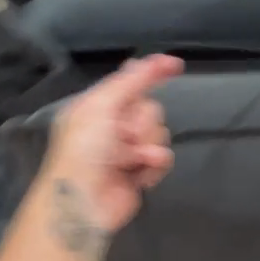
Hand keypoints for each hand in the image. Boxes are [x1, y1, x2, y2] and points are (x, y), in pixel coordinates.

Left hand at [45, 55, 183, 234]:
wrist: (83, 201)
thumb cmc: (84, 149)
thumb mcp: (100, 106)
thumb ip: (130, 82)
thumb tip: (153, 60)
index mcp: (96, 107)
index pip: (129, 81)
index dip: (152, 72)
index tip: (176, 65)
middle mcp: (111, 126)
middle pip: (149, 109)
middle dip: (142, 122)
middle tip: (124, 136)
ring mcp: (126, 151)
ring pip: (158, 134)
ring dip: (148, 145)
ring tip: (130, 159)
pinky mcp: (140, 173)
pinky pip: (162, 158)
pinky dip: (154, 165)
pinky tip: (141, 173)